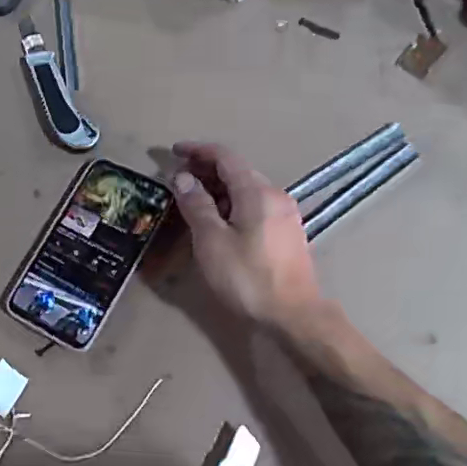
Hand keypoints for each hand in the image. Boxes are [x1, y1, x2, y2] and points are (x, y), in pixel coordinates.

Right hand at [171, 141, 327, 330]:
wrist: (292, 314)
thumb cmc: (246, 277)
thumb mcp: (211, 241)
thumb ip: (196, 206)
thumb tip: (182, 178)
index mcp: (257, 193)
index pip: (226, 157)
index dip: (198, 151)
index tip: (174, 152)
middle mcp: (275, 195)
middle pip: (238, 170)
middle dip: (206, 168)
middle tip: (177, 177)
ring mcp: (284, 214)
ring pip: (246, 188)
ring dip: (217, 186)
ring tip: (191, 197)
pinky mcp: (285, 232)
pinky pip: (254, 204)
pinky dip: (231, 202)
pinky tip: (217, 217)